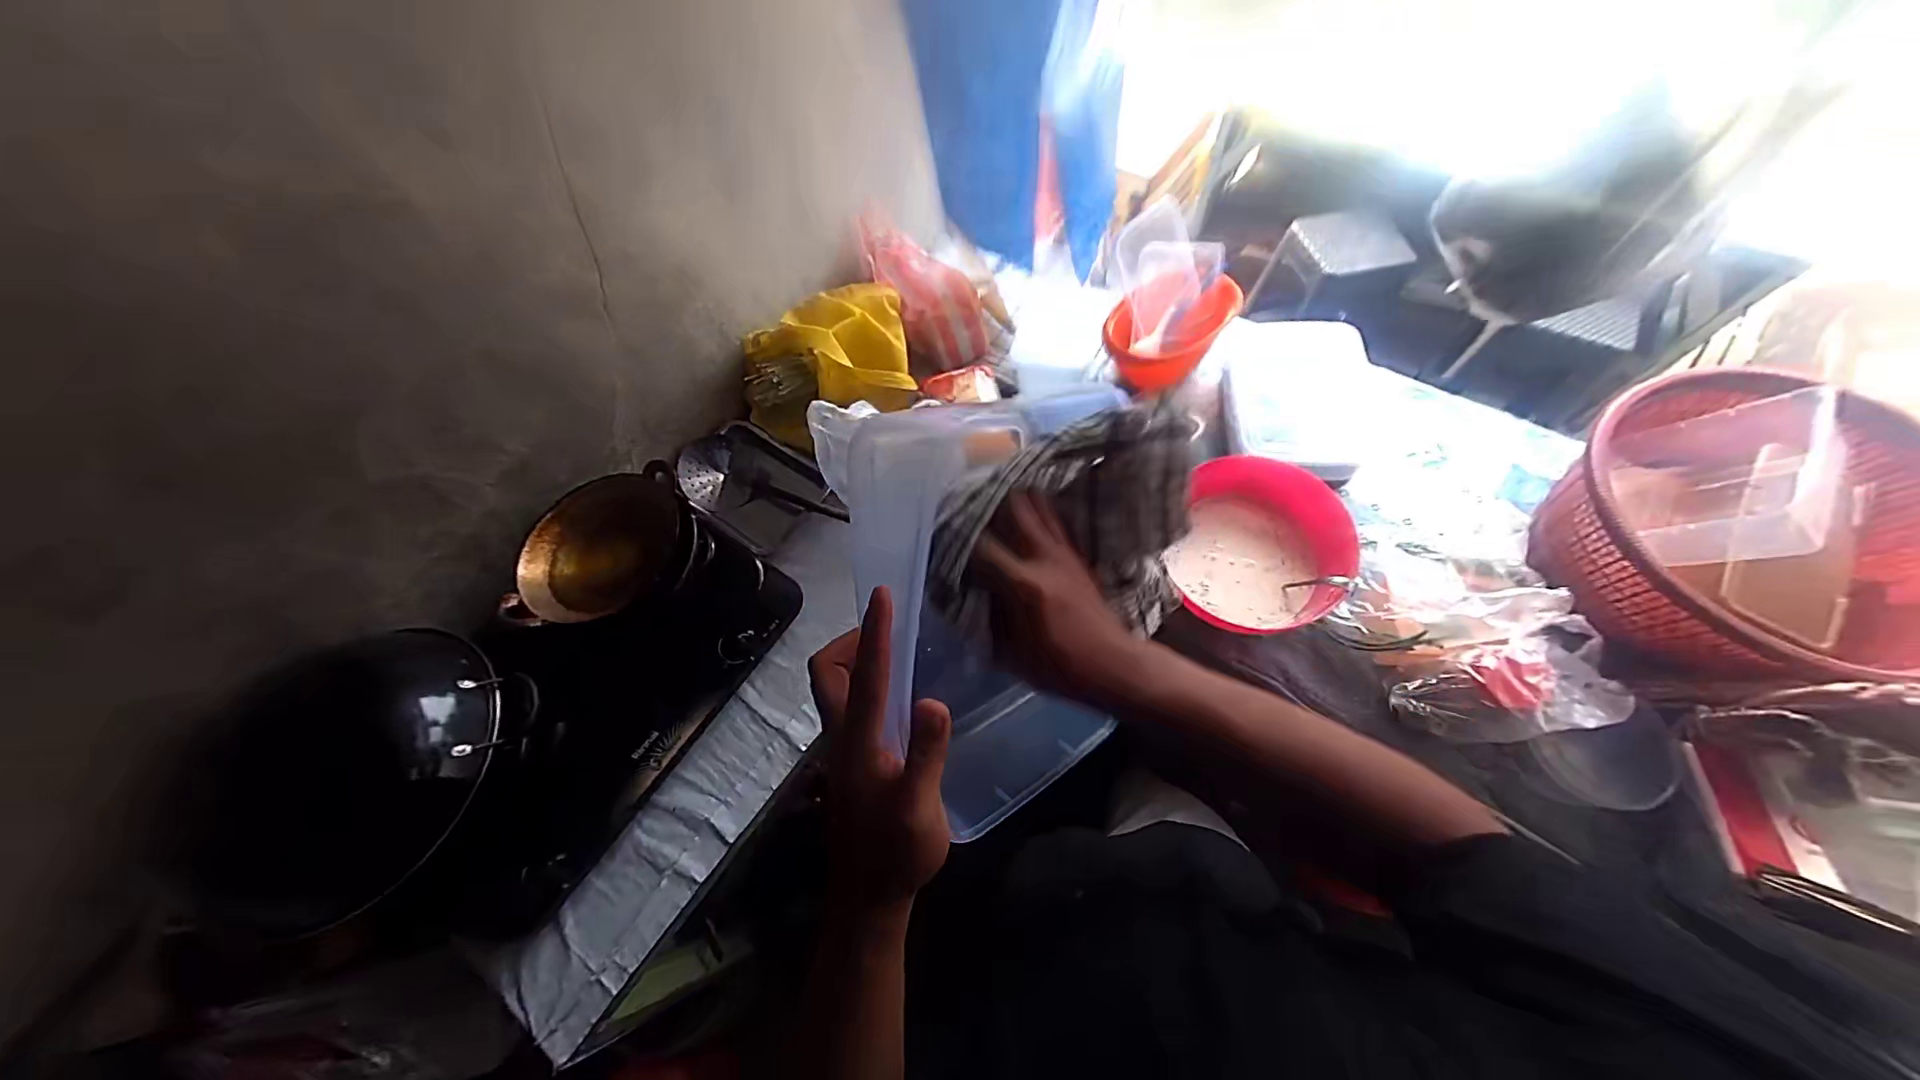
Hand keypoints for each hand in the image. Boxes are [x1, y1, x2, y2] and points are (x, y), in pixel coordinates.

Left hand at [809, 587, 951, 910]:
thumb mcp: (919, 808)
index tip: (885, 596)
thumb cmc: (897, 854)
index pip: (864, 674)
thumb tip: (932, 701)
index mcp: (858, 739)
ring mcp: (843, 749)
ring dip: (856, 660)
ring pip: (834, 689)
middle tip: (887, 630)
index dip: (874, 632)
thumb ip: (926, 755)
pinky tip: (900, 695)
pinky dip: (866, 683)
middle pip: (826, 673)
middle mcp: (842, 736)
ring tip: (897, 651)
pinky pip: (850, 705)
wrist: (870, 898)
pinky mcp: (852, 761)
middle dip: (850, 641)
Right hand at [972, 491, 1149, 708]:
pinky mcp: (1076, 554)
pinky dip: (1035, 506)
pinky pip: (1053, 518)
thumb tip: (960, 599)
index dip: (956, 539)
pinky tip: (1023, 505)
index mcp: (1024, 585)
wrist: (1113, 664)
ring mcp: (1063, 552)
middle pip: (1012, 508)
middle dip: (984, 501)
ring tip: (991, 493)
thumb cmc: (1059, 667)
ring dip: (1012, 497)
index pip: (980, 547)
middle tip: (963, 500)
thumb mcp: (1011, 655)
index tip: (939, 536)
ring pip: (1036, 505)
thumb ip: (983, 622)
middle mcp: (1044, 558)